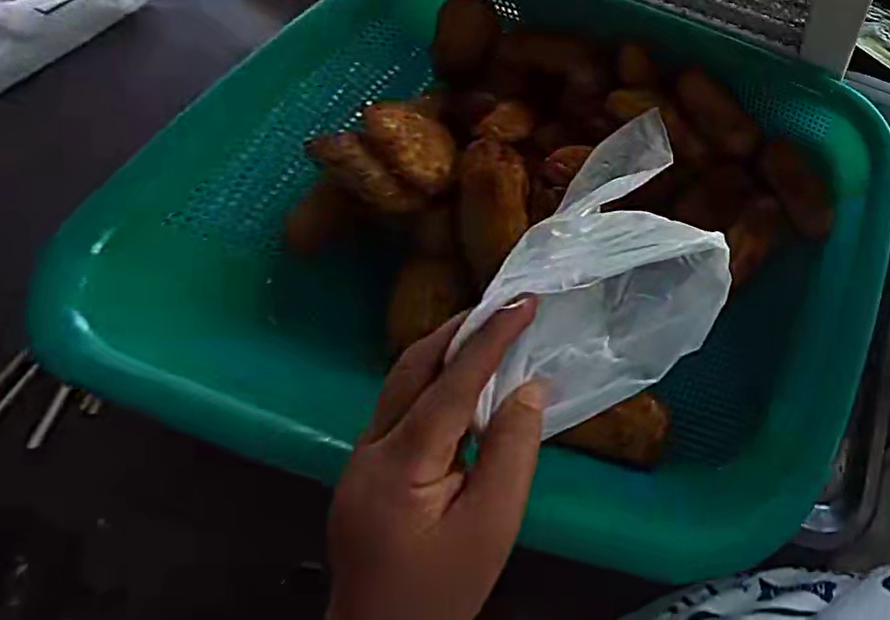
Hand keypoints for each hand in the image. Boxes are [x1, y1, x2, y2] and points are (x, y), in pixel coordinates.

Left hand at [326, 298, 545, 619]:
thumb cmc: (443, 586)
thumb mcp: (494, 520)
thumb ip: (513, 446)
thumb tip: (528, 387)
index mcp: (397, 468)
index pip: (450, 385)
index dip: (490, 339)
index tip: (525, 303)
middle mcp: (368, 456)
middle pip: (410, 371)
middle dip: (459, 329)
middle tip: (506, 303)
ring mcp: (361, 464)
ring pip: (402, 384)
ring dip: (448, 349)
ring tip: (494, 327)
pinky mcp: (370, 472)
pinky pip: (406, 405)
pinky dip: (441, 377)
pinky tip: (472, 377)